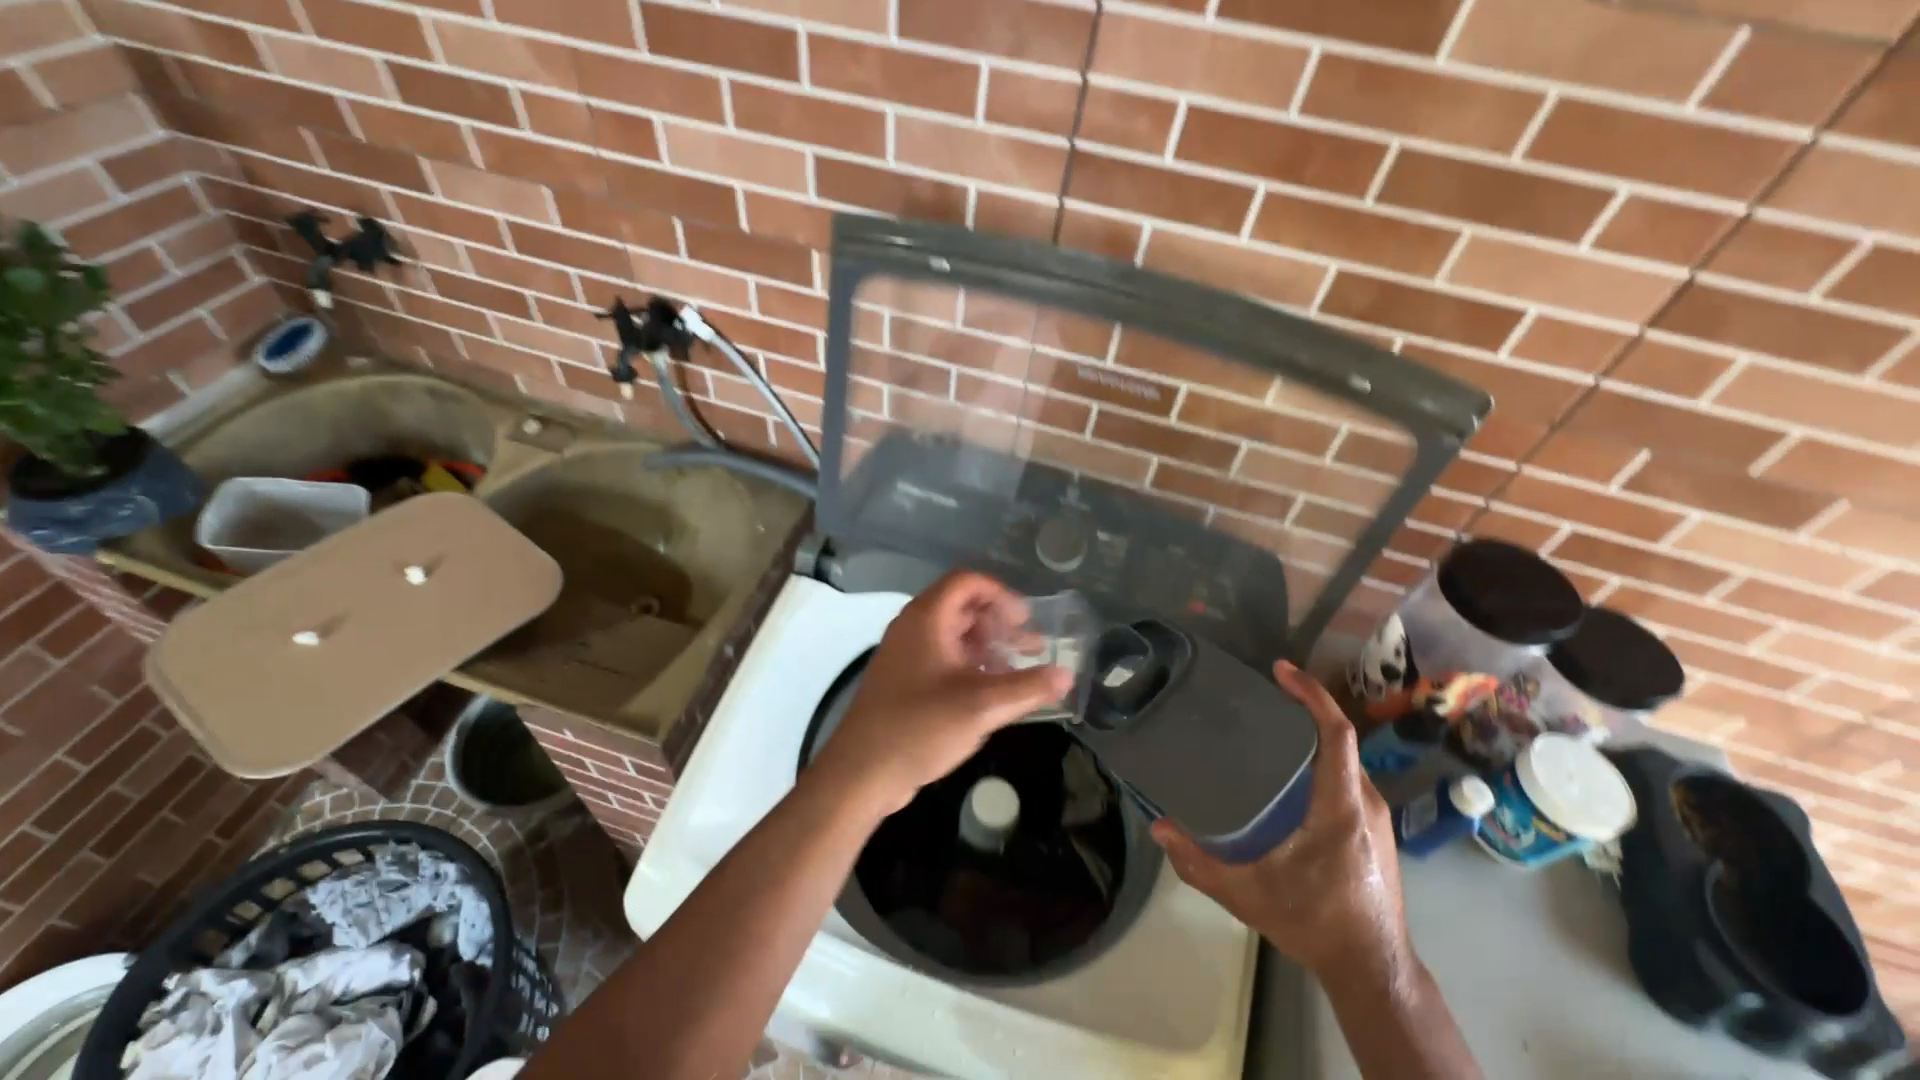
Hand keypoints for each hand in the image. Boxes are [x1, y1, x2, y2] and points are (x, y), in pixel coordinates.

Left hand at [813, 571, 1072, 814]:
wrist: (863, 771)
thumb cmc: (920, 727)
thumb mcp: (982, 706)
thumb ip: (1028, 688)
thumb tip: (1067, 675)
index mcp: (926, 619)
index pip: (966, 582)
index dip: (1000, 594)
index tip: (1025, 621)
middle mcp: (913, 630)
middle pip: (962, 608)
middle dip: (1000, 624)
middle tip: (1032, 647)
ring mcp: (906, 657)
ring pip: (954, 638)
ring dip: (989, 649)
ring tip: (1021, 671)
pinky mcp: (905, 684)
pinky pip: (944, 662)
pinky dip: (971, 669)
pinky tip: (993, 695)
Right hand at [1151, 661, 1409, 978]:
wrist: (1373, 967)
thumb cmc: (1314, 922)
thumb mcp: (1247, 894)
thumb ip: (1199, 862)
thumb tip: (1160, 828)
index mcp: (1340, 805)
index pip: (1335, 733)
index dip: (1311, 695)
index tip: (1281, 671)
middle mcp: (1365, 802)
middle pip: (1341, 741)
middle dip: (1306, 711)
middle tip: (1263, 702)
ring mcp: (1376, 818)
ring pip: (1347, 762)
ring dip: (1314, 740)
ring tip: (1272, 736)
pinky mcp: (1376, 833)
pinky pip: (1349, 781)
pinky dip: (1323, 765)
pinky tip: (1292, 782)